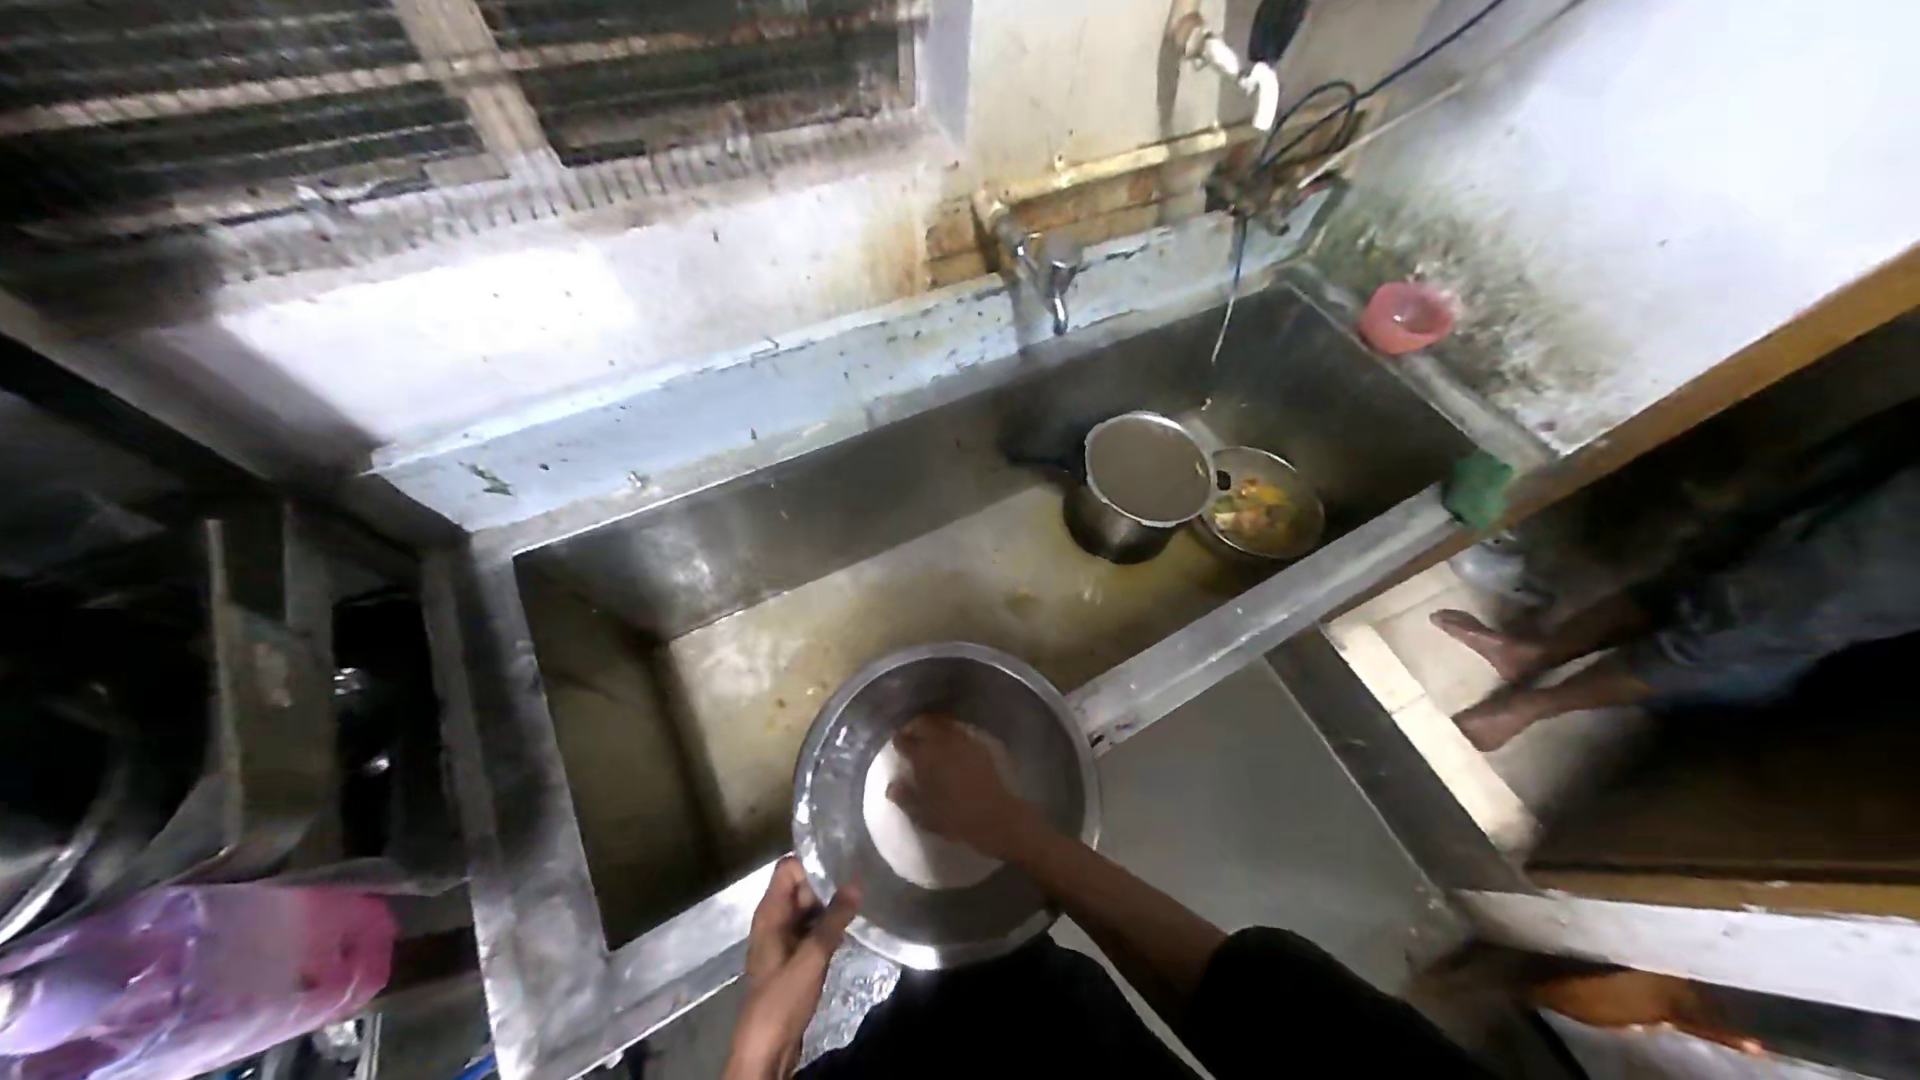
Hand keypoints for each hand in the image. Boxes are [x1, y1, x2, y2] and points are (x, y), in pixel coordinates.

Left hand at [723, 858, 860, 1079]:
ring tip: (861, 898)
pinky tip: (850, 925)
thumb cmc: (782, 998)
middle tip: (860, 879)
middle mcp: (774, 919)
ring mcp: (783, 937)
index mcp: (770, 912)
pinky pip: (811, 927)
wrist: (766, 1048)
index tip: (842, 862)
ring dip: (830, 904)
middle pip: (801, 885)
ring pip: (808, 906)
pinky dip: (828, 923)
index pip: (789, 867)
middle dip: (828, 883)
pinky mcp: (792, 955)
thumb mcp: (812, 956)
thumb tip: (857, 882)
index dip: (813, 862)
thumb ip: (835, 918)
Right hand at [886, 713, 1040, 859]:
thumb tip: (892, 786)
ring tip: (928, 736)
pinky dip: (950, 731)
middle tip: (909, 734)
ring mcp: (962, 741)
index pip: (905, 740)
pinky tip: (949, 743)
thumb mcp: (923, 814)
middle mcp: (942, 742)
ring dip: (932, 725)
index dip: (898, 740)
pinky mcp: (978, 745)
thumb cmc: (954, 818)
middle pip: (924, 723)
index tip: (896, 742)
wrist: (994, 816)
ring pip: (942, 722)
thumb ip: (905, 797)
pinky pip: (959, 730)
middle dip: (913, 726)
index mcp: (924, 757)